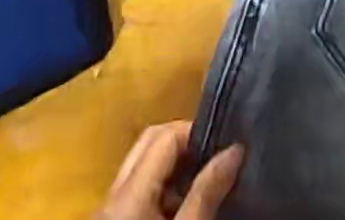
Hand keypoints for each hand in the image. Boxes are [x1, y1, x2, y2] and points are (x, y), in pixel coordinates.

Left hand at [95, 121, 243, 219]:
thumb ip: (207, 192)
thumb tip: (235, 149)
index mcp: (128, 190)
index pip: (164, 136)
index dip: (195, 132)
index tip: (225, 143)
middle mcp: (113, 191)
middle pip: (150, 142)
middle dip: (184, 141)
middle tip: (215, 155)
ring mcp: (109, 206)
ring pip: (141, 163)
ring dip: (173, 164)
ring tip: (203, 181)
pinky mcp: (112, 219)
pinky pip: (137, 185)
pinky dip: (161, 184)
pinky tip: (182, 204)